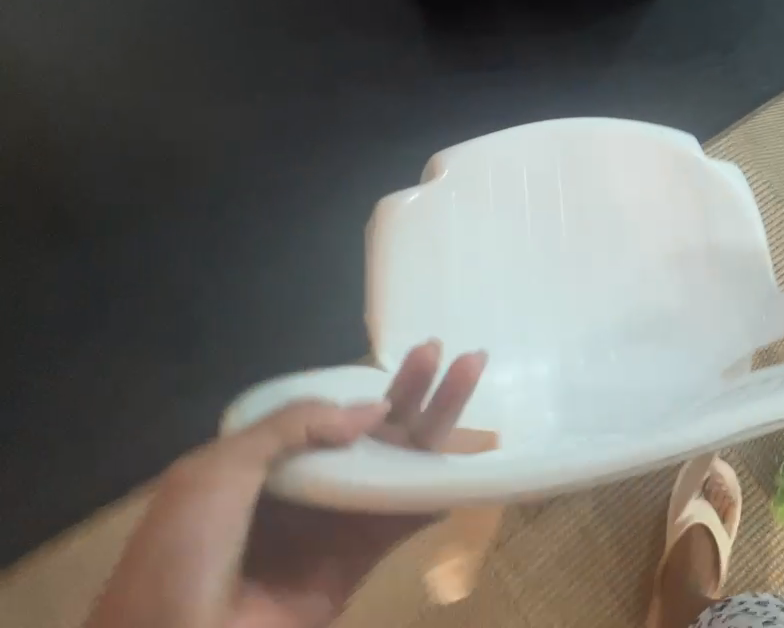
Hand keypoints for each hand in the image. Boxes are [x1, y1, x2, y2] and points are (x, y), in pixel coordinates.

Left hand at [85, 342, 486, 627]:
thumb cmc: (180, 560)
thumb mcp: (211, 476)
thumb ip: (291, 428)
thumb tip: (376, 411)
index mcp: (266, 464)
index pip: (329, 416)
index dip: (369, 388)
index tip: (411, 359)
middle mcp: (311, 485)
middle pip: (377, 431)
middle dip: (416, 391)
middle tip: (451, 354)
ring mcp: (339, 520)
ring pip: (404, 462)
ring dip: (441, 423)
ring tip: (471, 376)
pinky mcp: (364, 555)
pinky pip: (410, 515)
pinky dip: (443, 490)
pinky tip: (471, 463)